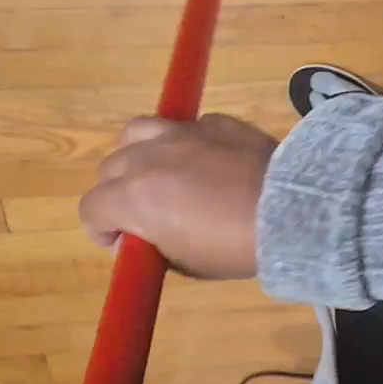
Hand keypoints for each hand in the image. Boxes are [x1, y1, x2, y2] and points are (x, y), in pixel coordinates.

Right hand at [79, 113, 277, 279]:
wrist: (291, 209)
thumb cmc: (236, 246)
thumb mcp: (187, 263)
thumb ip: (154, 245)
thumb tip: (145, 236)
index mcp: (133, 196)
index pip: (91, 208)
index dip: (102, 230)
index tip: (122, 243)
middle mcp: (148, 156)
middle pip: (110, 167)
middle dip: (119, 192)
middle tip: (146, 212)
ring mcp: (182, 132)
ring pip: (137, 132)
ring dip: (139, 154)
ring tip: (160, 172)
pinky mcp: (216, 121)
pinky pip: (186, 127)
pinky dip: (187, 144)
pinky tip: (209, 161)